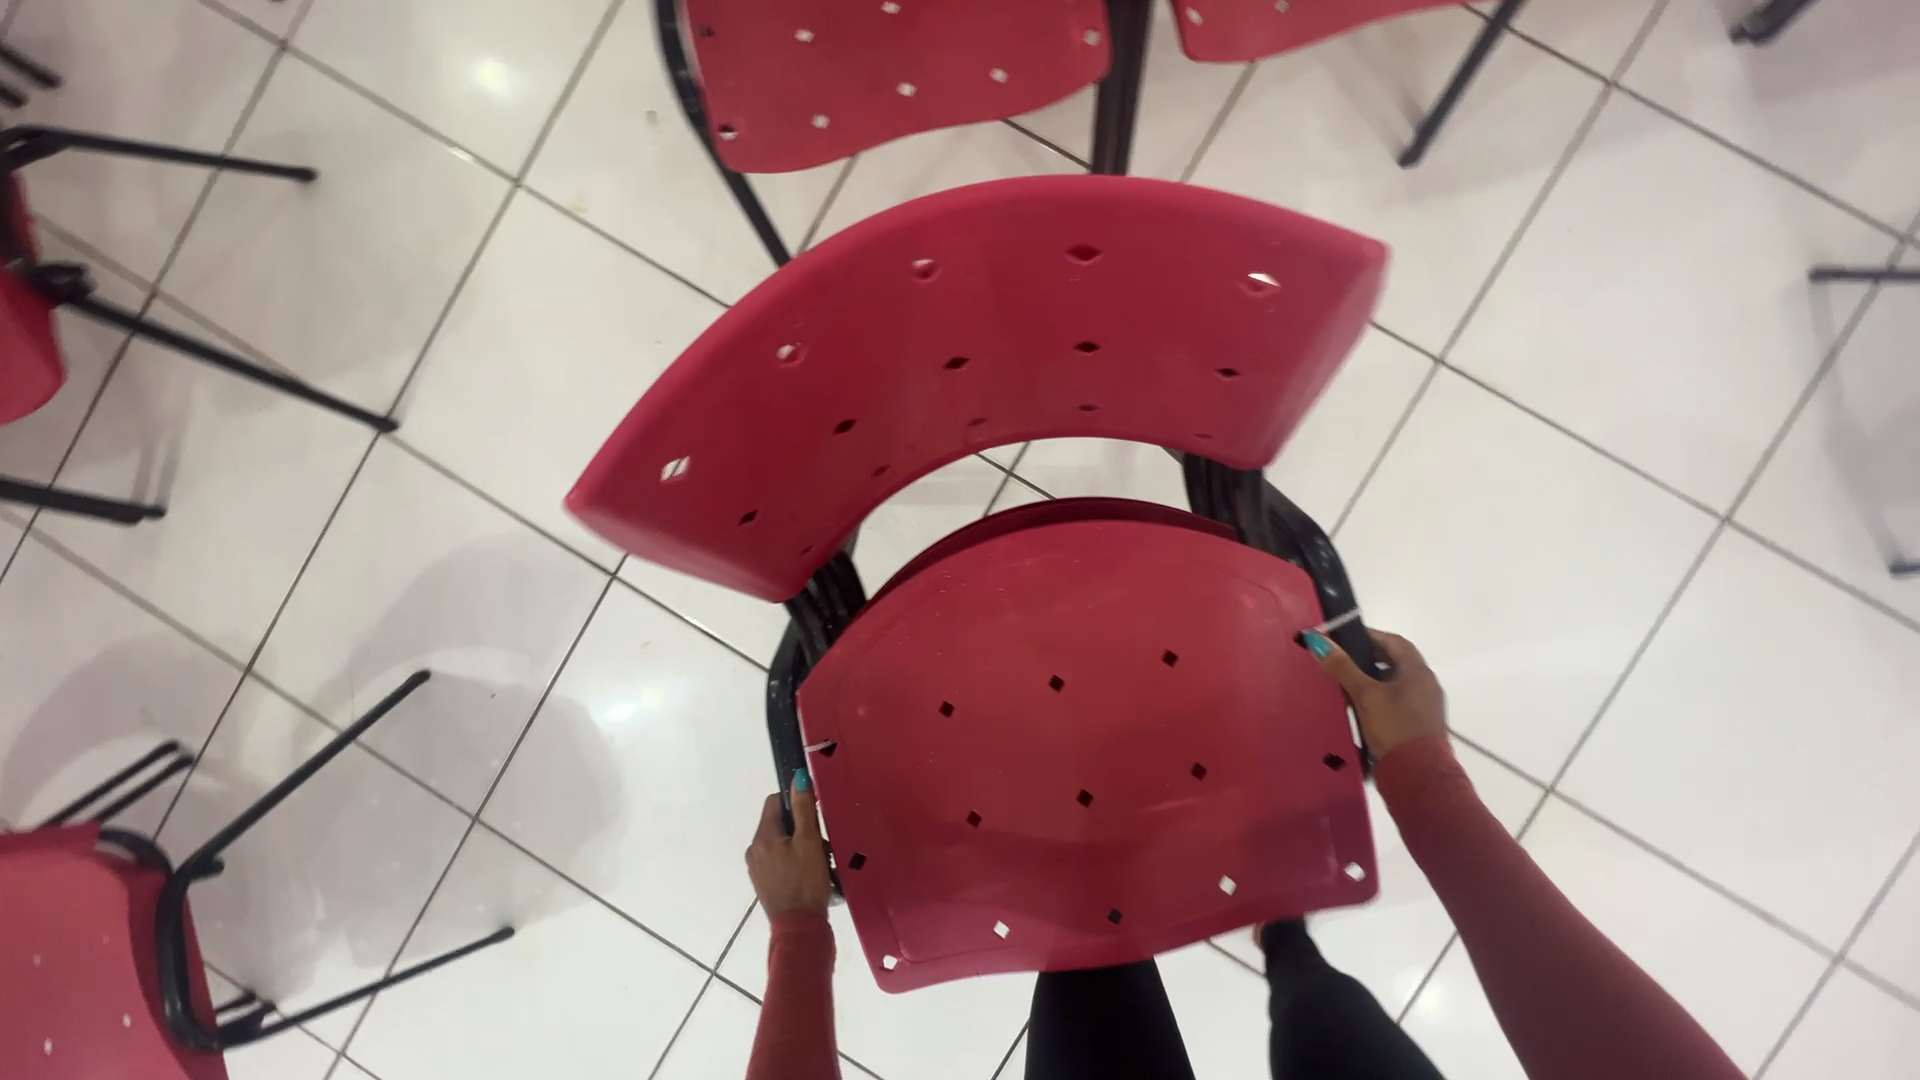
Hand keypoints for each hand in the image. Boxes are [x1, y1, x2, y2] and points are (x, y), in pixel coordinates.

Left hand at [746, 770, 831, 917]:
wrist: (799, 929)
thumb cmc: (805, 882)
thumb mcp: (809, 841)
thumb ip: (804, 808)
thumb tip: (798, 777)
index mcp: (762, 837)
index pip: (774, 802)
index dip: (795, 802)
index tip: (815, 814)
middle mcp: (754, 851)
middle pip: (779, 823)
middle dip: (802, 827)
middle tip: (821, 842)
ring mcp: (757, 869)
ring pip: (781, 843)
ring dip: (800, 845)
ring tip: (820, 860)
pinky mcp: (765, 884)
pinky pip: (779, 860)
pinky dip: (795, 860)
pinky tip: (811, 873)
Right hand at [1303, 627, 1446, 760]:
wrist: (1419, 776)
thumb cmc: (1394, 727)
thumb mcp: (1365, 695)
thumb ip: (1342, 667)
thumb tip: (1317, 640)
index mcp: (1418, 671)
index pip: (1394, 641)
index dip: (1369, 636)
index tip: (1344, 638)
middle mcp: (1426, 684)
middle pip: (1395, 661)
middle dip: (1368, 657)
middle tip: (1341, 659)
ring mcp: (1425, 705)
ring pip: (1395, 681)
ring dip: (1372, 677)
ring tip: (1346, 682)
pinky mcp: (1419, 723)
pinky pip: (1397, 699)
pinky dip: (1379, 695)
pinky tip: (1360, 705)